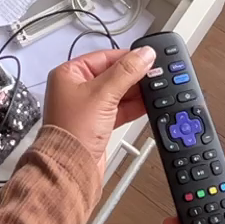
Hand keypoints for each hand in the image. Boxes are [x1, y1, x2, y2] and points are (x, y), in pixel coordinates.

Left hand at [42, 46, 154, 164]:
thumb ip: (126, 73)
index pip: (103, 56)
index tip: (147, 57)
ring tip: (155, 88)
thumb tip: (143, 55)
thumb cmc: (71, 131)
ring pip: (117, 92)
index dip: (127, 57)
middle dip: (133, 76)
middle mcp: (76, 88)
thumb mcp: (102, 95)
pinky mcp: (97, 123)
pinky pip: (118, 108)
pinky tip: (148, 104)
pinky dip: (133, 106)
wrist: (71, 168)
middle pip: (112, 74)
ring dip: (135, 92)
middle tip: (154, 74)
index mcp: (69, 73)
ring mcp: (88, 106)